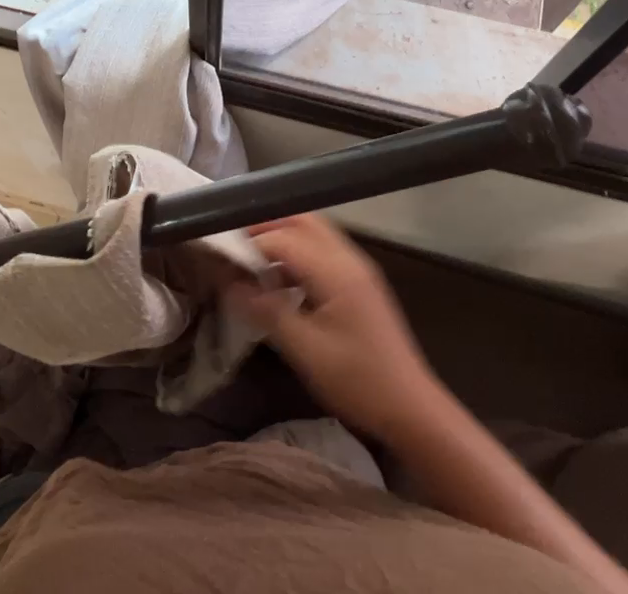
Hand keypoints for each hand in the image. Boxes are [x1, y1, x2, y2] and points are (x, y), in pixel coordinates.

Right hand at [225, 214, 445, 441]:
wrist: (410, 407)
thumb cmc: (357, 380)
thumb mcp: (305, 350)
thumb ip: (266, 311)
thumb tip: (228, 284)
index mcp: (336, 271)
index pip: (283, 237)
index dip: (247, 243)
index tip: (216, 255)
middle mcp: (350, 259)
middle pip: (303, 220)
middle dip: (265, 226)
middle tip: (230, 244)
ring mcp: (358, 270)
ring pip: (314, 233)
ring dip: (281, 238)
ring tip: (247, 260)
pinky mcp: (360, 285)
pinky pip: (323, 253)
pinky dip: (296, 255)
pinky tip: (277, 281)